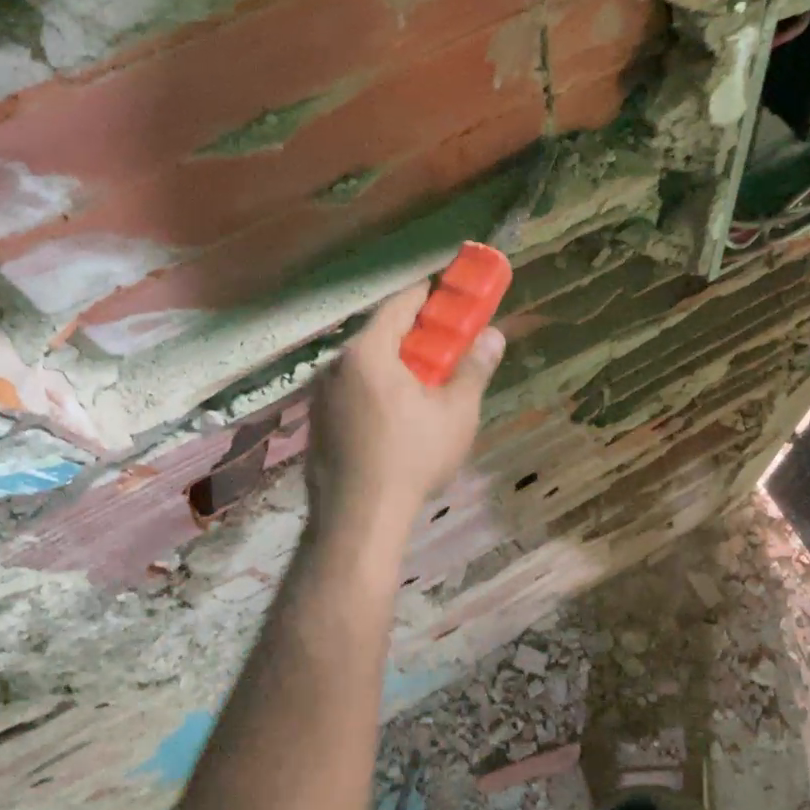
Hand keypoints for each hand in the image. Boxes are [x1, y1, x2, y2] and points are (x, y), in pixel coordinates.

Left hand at [306, 281, 505, 538]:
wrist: (357, 519)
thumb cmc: (411, 458)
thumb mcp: (456, 412)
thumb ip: (474, 369)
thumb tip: (493, 336)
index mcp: (368, 353)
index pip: (398, 306)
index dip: (425, 295)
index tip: (445, 290)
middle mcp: (336, 366)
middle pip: (378, 335)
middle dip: (411, 333)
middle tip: (442, 339)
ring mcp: (320, 397)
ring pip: (362, 366)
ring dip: (392, 363)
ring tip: (422, 378)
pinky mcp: (316, 425)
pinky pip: (350, 392)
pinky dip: (374, 389)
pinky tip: (394, 415)